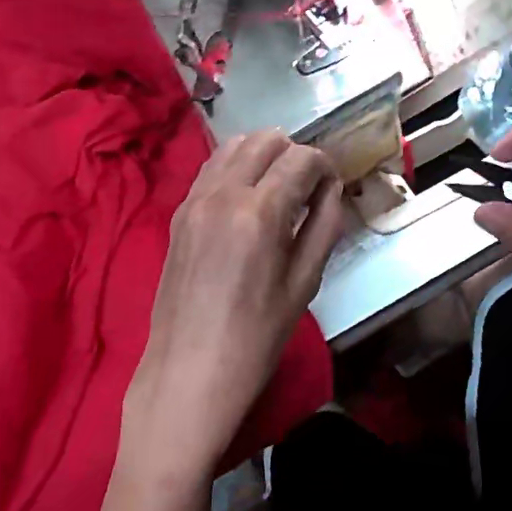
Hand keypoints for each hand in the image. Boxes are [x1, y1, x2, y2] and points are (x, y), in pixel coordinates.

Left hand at [126, 131, 345, 473]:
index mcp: (260, 213)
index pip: (301, 158)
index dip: (325, 166)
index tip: (332, 189)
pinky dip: (237, 167)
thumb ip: (324, 225)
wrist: (189, 371)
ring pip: (234, 145)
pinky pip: (212, 168)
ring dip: (264, 155)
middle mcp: (223, 194)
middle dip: (295, 153)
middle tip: (307, 188)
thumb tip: (330, 188)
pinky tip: (249, 198)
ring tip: (279, 188)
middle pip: (266, 139)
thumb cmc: (257, 336)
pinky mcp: (179, 213)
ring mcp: (194, 200)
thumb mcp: (305, 282)